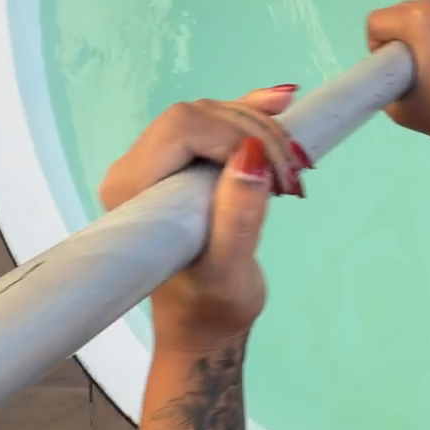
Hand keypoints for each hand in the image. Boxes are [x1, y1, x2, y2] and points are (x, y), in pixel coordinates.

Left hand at [99, 87, 299, 349]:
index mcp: (133, 190)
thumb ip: (237, 220)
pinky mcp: (184, 166)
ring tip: (296, 167)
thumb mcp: (229, 275)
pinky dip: (253, 117)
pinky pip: (217, 124)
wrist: (204, 325)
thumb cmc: (210, 309)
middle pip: (201, 114)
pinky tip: (282, 104)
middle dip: (256, 134)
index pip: (183, 127)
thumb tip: (253, 159)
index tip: (276, 176)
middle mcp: (137, 169)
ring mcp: (160, 164)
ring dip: (262, 131)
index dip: (235, 136)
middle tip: (294, 178)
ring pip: (214, 116)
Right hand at [366, 0, 429, 144]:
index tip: (393, 77)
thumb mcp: (402, 111)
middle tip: (411, 77)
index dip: (376, 52)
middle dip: (397, 43)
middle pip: (398, 15)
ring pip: (421, 19)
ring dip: (417, 41)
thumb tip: (392, 81)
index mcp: (417, 19)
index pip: (376, 22)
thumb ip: (385, 91)